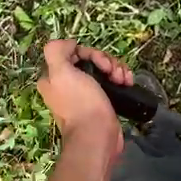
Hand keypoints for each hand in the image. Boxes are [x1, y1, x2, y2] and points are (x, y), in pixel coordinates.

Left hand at [37, 40, 131, 162]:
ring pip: (103, 69)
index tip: (101, 64)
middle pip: (90, 59)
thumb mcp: (61, 73)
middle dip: (106, 62)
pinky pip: (111, 80)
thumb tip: (70, 44)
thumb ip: (57, 51)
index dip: (90, 53)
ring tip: (123, 80)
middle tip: (113, 72)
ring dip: (117, 69)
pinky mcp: (100, 101)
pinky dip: (120, 78)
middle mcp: (67, 84)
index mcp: (53, 77)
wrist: (97, 136)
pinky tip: (127, 82)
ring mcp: (84, 93)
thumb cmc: (81, 103)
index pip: (73, 52)